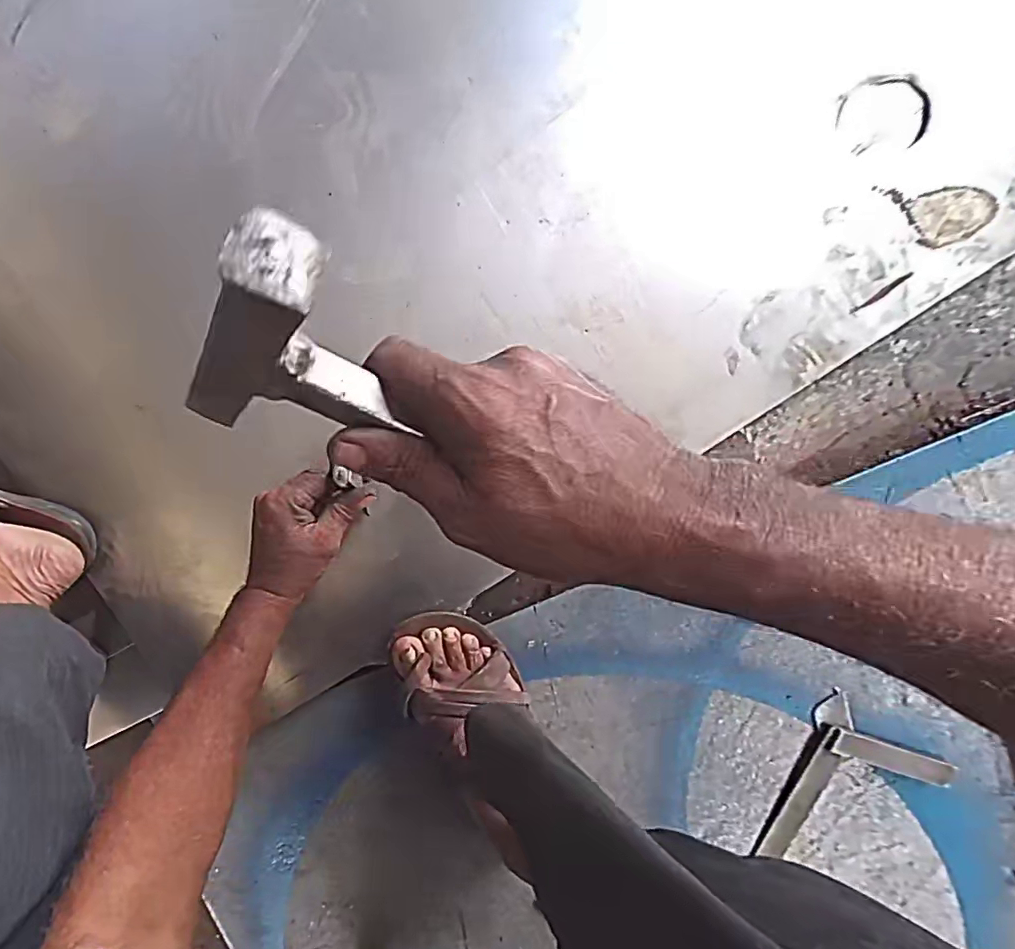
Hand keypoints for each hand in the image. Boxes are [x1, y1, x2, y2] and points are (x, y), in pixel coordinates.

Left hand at [244, 469, 374, 602]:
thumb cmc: (292, 573)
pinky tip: (314, 529)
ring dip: (321, 503)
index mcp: (282, 499)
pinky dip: (309, 511)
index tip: (355, 495)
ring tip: (324, 527)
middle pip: (312, 482)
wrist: (272, 591)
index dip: (342, 485)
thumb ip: (346, 511)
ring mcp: (268, 505)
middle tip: (341, 516)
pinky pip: (296, 502)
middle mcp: (270, 498)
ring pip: (305, 491)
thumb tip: (361, 493)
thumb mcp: (327, 540)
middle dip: (331, 496)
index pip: (320, 477)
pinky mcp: (270, 514)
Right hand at [327, 338, 733, 587]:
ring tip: (506, 474)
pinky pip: (515, 389)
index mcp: (471, 400)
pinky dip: (509, 420)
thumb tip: (355, 444)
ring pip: (475, 387)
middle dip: (429, 421)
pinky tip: (535, 462)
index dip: (373, 392)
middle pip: (434, 376)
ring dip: (473, 424)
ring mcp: (543, 367)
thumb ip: (404, 467)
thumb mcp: (467, 512)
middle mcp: (507, 368)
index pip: (391, 358)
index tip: (378, 424)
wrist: (660, 514)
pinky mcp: (568, 375)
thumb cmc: (573, 524)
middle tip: (453, 472)